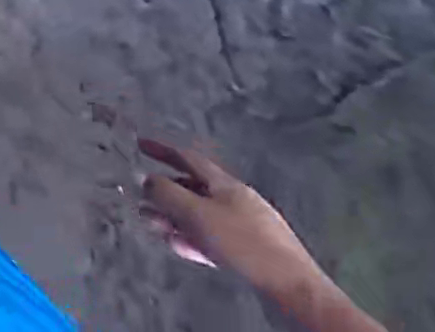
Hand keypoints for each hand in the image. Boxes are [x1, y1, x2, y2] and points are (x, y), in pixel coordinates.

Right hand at [138, 138, 387, 331]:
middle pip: (193, 189)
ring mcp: (246, 227)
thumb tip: (145, 178)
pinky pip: (214, 238)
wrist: (294, 290)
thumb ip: (165, 192)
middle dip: (164, 193)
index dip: (161, 150)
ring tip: (154, 226)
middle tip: (141, 199)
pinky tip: (180, 247)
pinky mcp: (252, 253)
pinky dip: (193, 238)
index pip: (188, 158)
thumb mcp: (195, 212)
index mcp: (225, 184)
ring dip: (175, 219)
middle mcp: (236, 200)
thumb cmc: (242, 242)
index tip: (139, 144)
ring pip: (201, 216)